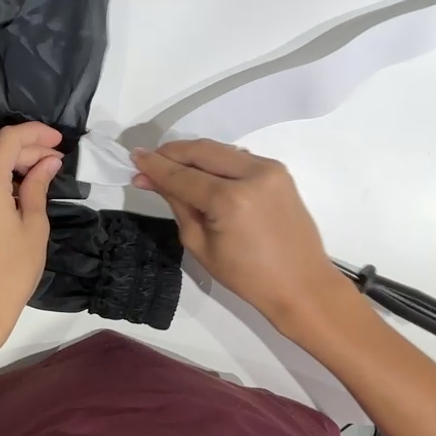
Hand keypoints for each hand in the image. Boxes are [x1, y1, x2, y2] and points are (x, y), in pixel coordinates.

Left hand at [0, 122, 64, 352]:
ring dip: (15, 162)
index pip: (9, 140)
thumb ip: (38, 186)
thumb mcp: (34, 224)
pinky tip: (25, 186)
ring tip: (45, 171)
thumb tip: (48, 162)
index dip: (35, 134)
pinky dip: (3, 177)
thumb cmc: (14, 269)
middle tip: (57, 161)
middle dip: (28, 149)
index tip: (58, 140)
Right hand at [132, 140, 347, 328]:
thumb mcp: (200, 244)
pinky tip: (200, 172)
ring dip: (193, 154)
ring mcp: (270, 169)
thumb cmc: (246, 276)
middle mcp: (252, 174)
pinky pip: (237, 158)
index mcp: (230, 200)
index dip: (155, 166)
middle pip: (201, 151)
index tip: (134, 157)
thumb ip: (177, 204)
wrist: (301, 284)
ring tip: (170, 166)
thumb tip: (151, 180)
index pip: (182, 175)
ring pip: (220, 150)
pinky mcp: (279, 172)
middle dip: (172, 153)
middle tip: (148, 160)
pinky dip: (215, 161)